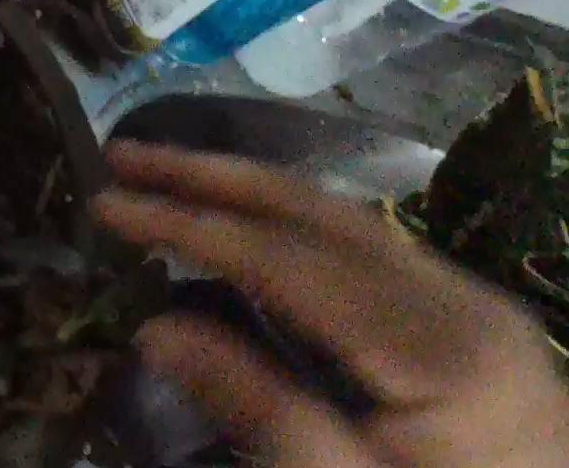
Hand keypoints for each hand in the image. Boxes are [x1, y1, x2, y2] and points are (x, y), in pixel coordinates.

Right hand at [93, 140, 568, 467]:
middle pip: (308, 208)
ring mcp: (464, 297)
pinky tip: (235, 208)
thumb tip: (152, 331)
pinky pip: (351, 235)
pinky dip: (276, 209)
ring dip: (235, 182)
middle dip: (204, 174)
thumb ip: (263, 413)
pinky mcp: (460, 310)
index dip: (183, 222)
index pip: (279, 255)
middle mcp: (456, 298)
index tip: (103, 204)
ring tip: (157, 167)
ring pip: (330, 210)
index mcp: (438, 348)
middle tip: (120, 155)